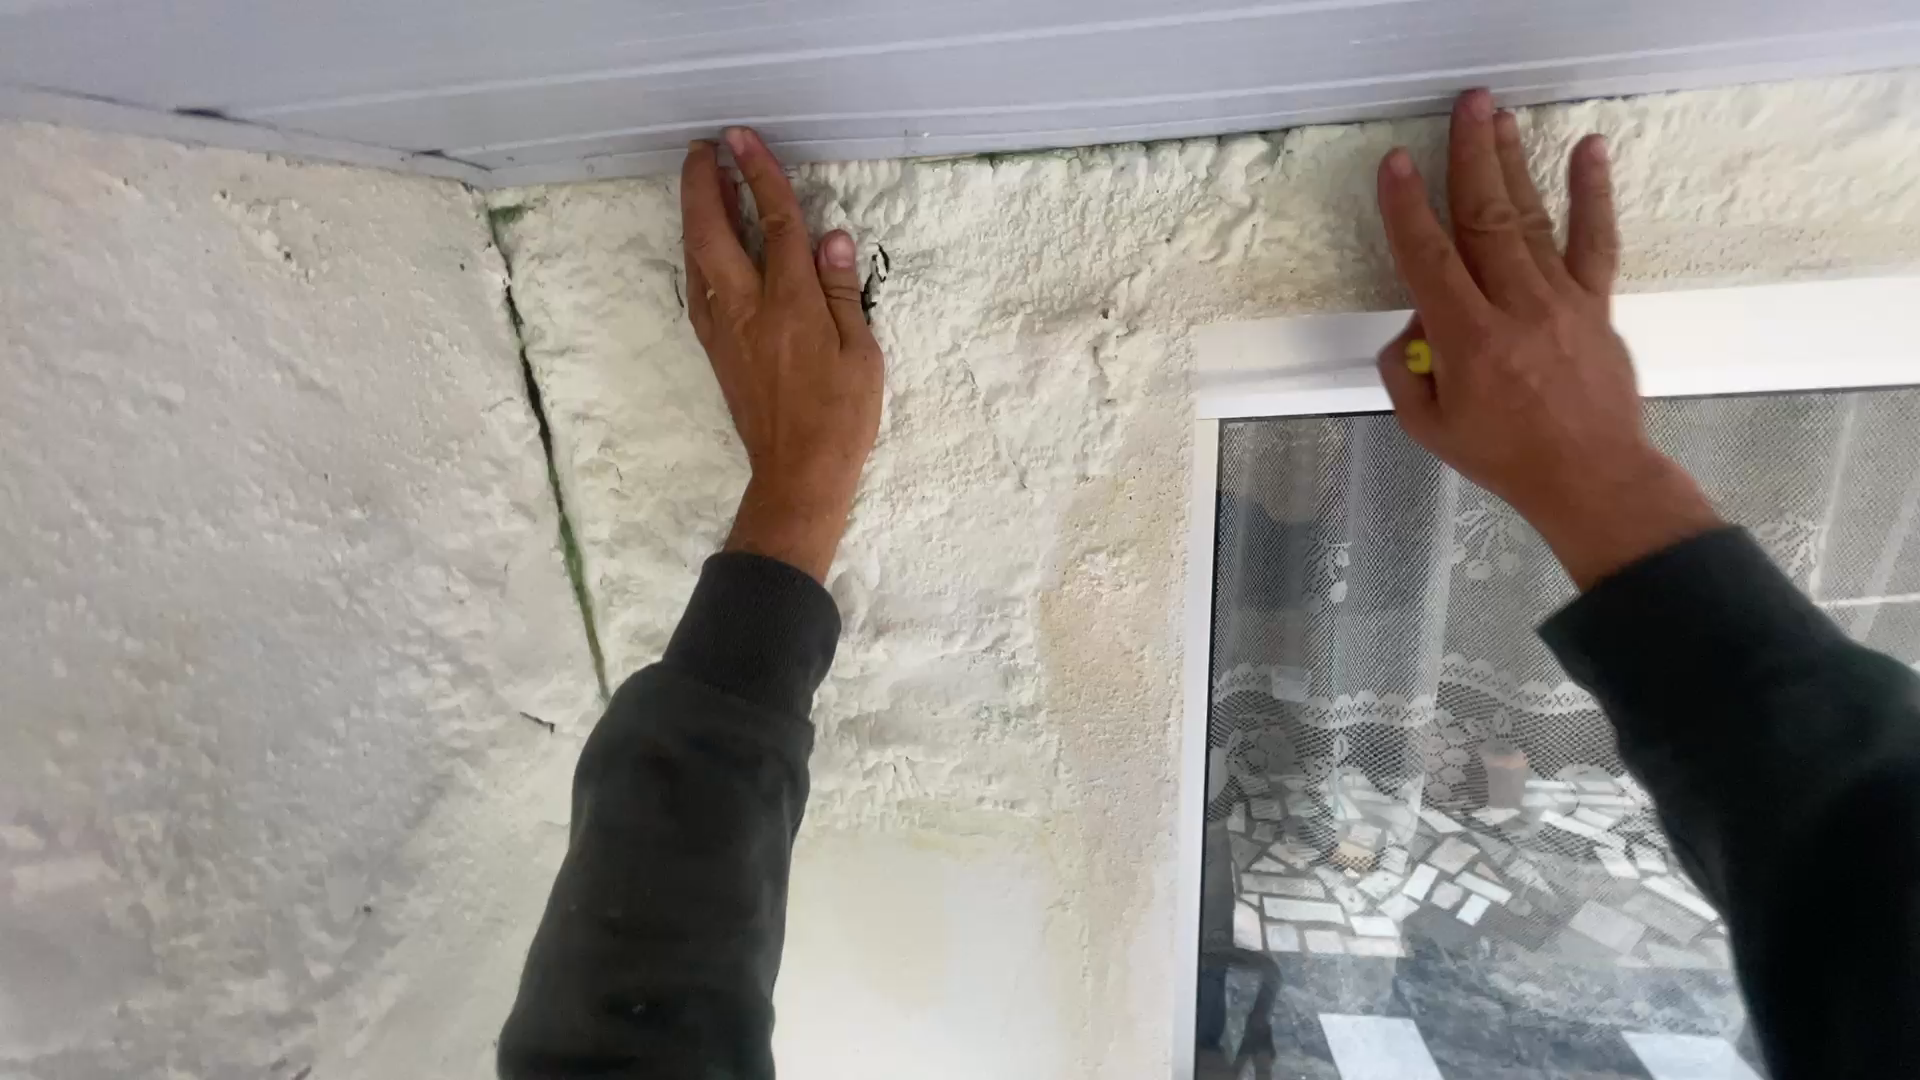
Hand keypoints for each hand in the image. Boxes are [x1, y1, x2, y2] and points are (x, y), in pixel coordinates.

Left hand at [681, 128, 882, 582]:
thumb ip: (841, 292)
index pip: (778, 225)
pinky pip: (697, 289)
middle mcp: (748, 309)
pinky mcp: (715, 349)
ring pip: (697, 257)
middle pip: (713, 231)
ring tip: (705, 185)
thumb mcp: (862, 356)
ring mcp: (724, 330)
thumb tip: (831, 237)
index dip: (761, 177)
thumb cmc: (841, 418)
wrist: (798, 471)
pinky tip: (706, 246)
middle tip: (708, 151)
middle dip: (705, 183)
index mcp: (792, 306)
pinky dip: (698, 255)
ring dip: (696, 214)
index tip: (744, 140)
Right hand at [1373, 89, 1720, 588]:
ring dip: (1510, 165)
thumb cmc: (1496, 454)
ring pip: (1530, 219)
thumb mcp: (1424, 424)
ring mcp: (1562, 298)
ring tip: (1497, 117)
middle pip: (1486, 220)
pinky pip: (1594, 240)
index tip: (1392, 165)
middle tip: (1464, 107)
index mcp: (1468, 339)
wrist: (1587, 473)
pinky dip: (1591, 193)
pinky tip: (1585, 150)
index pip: (1428, 260)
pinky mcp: (1595, 301)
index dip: (1406, 210)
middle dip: (1469, 160)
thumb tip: (1415, 324)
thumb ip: (1405, 370)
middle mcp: (1516, 306)